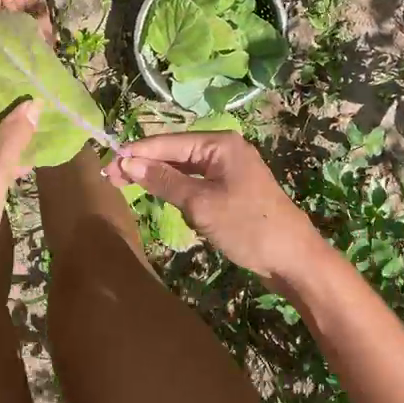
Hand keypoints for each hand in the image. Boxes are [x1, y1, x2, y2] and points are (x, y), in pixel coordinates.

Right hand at [106, 131, 327, 285]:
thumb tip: (129, 162)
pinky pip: (198, 183)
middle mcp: (224, 149)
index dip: (137, 152)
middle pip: (175, 153)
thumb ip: (164, 181)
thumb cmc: (248, 227)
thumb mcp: (200, 204)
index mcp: (219, 144)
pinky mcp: (233, 190)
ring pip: (185, 169)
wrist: (295, 259)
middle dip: (145, 165)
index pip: (168, 143)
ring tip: (129, 186)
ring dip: (160, 178)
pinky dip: (179, 190)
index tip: (108, 163)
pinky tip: (163, 197)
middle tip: (112, 179)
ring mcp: (231, 170)